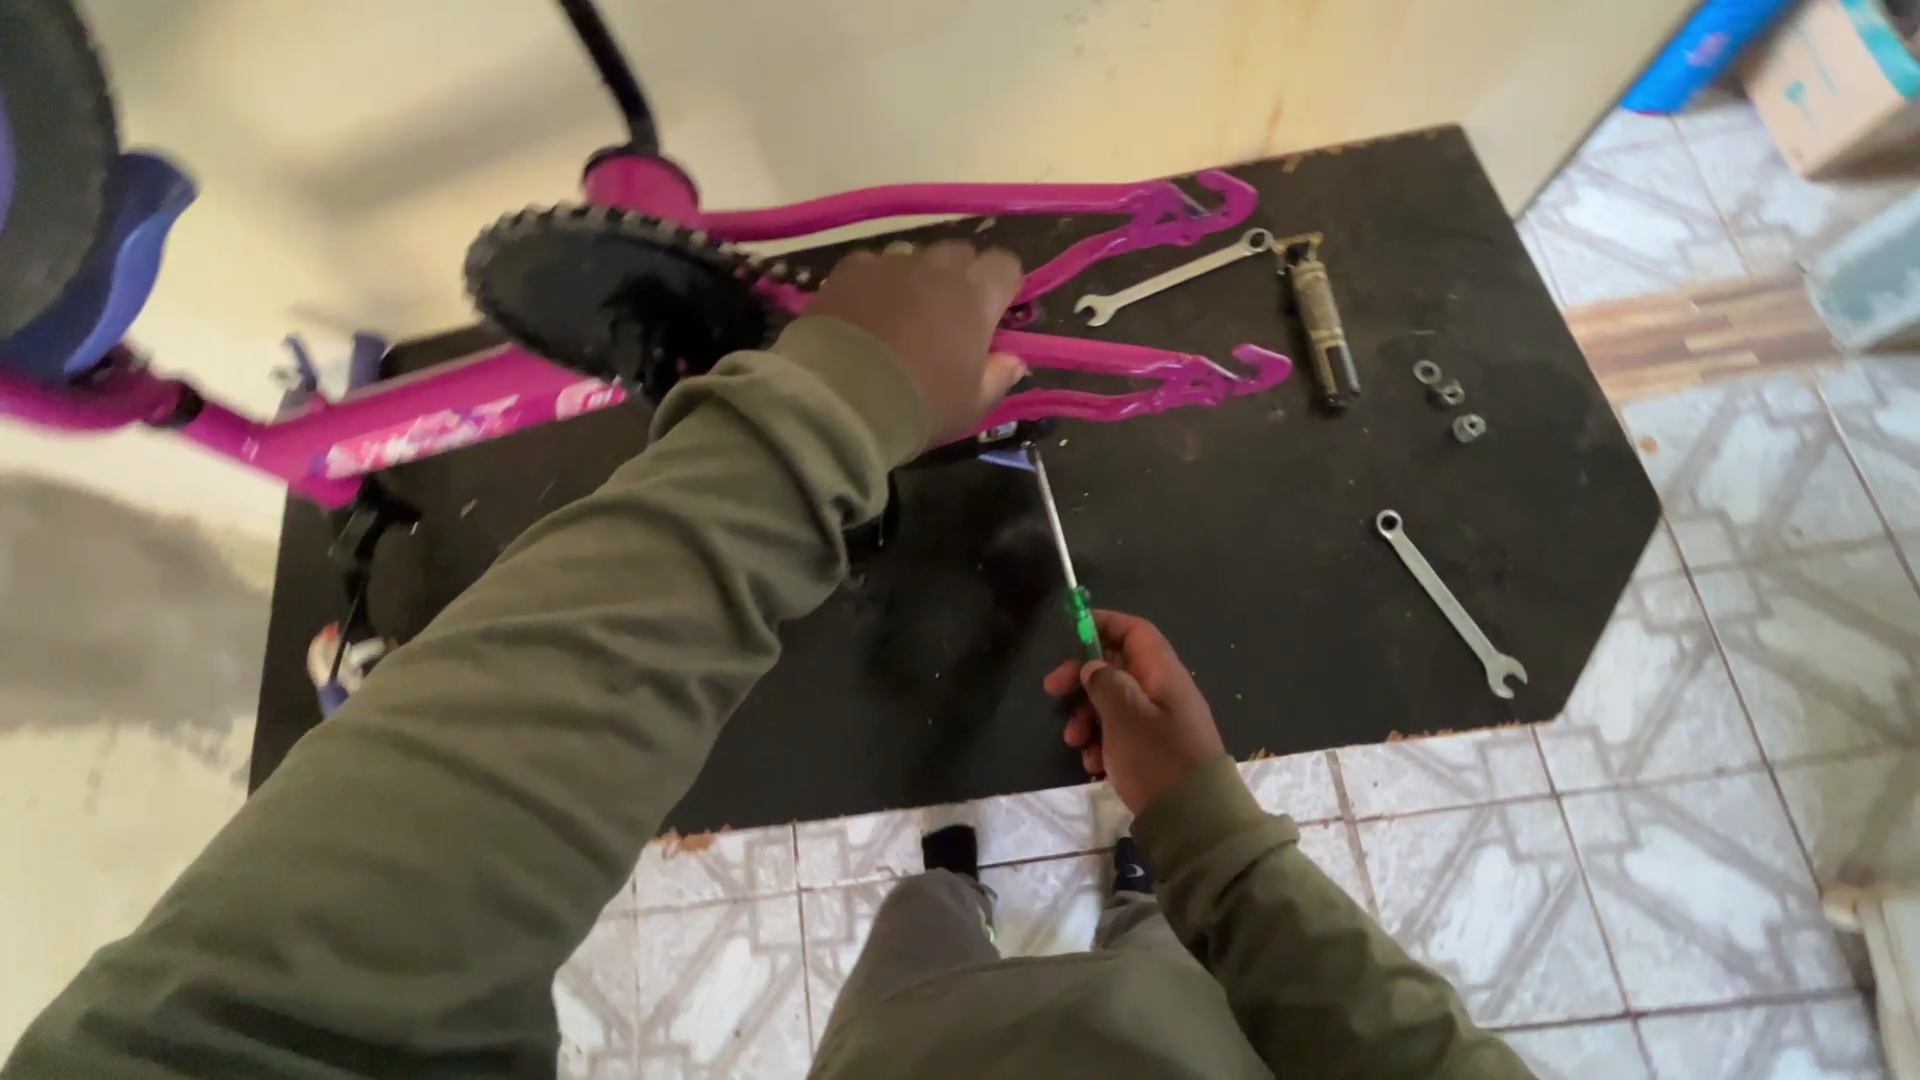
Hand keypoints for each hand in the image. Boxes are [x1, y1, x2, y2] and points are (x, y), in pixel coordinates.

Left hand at [808, 241, 1027, 446]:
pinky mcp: (848, 270)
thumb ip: (998, 377)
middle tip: (948, 319)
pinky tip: (864, 317)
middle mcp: (936, 265)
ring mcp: (889, 264)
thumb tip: (1014, 360)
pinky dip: (875, 285)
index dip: (1004, 287)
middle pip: (960, 255)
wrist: (843, 398)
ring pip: (914, 258)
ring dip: (917, 280)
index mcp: (976, 294)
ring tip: (901, 318)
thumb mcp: (971, 404)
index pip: (1005, 266)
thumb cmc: (921, 403)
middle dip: (960, 280)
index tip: (995, 314)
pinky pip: (872, 267)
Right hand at [1043, 609, 1225, 815]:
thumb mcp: (1125, 715)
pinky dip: (1101, 742)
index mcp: (1162, 673)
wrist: (1194, 822)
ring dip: (1087, 716)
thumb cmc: (1158, 758)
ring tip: (1074, 741)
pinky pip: (1120, 733)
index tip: (1071, 629)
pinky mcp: (1153, 750)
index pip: (1135, 631)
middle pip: (1117, 667)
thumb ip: (1105, 682)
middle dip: (1082, 678)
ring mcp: (1159, 722)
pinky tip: (1093, 764)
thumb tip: (1093, 666)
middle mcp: (1162, 691)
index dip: (1104, 623)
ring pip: (1113, 703)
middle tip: (1052, 690)